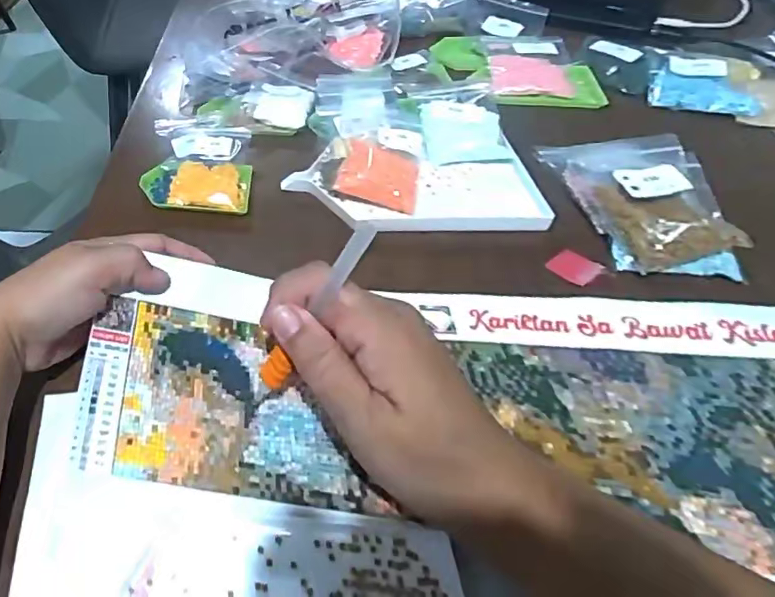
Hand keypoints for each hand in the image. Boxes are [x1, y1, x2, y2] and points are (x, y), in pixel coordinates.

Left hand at [0, 235, 213, 372]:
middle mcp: (102, 273)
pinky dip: (143, 334)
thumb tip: (166, 276)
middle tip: (208, 306)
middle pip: (147, 274)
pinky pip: (125, 328)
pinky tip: (162, 348)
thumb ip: (130, 264)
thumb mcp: (92, 267)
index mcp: (103, 250)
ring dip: (162, 313)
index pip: (151, 243)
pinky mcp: (91, 330)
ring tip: (193, 330)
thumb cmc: (52, 291)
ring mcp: (96, 302)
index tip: (212, 269)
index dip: (182, 252)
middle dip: (177, 285)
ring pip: (139, 303)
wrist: (9, 332)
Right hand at [261, 262, 554, 529]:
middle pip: (326, 294)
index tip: (272, 349)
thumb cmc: (426, 460)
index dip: (282, 302)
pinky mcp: (409, 349)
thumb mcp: (360, 418)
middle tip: (289, 378)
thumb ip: (318, 360)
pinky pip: (360, 333)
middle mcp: (390, 312)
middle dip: (296, 325)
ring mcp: (403, 330)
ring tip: (315, 391)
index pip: (314, 279)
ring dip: (315, 342)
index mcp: (377, 321)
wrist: (502, 495)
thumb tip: (278, 310)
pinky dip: (339, 353)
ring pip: (340, 314)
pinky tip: (345, 393)